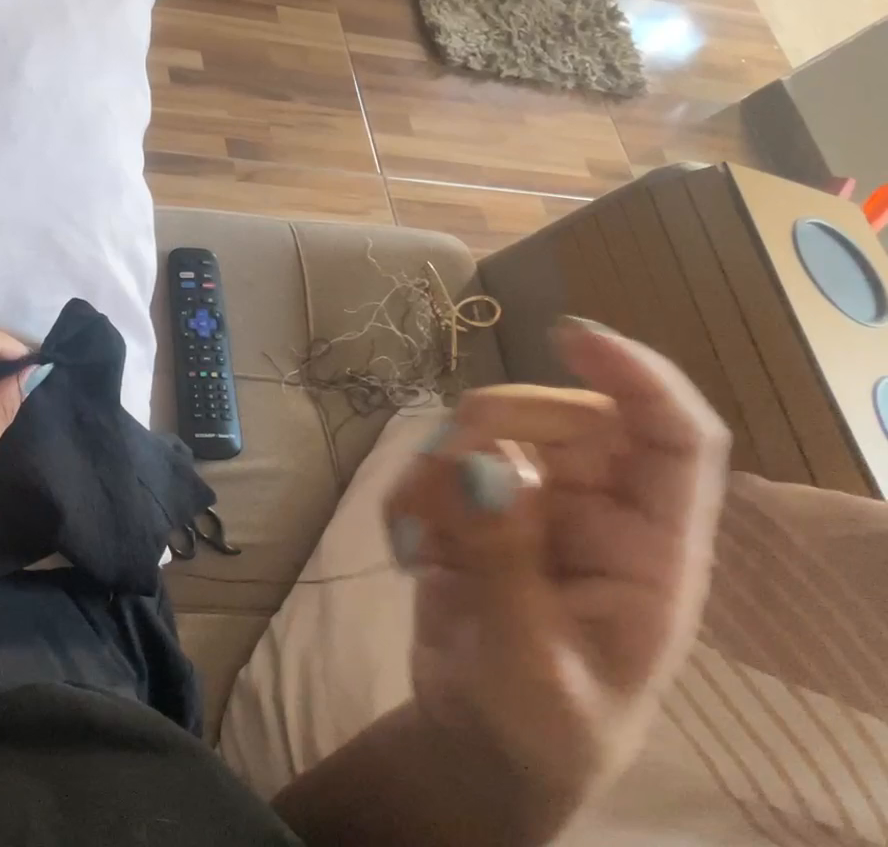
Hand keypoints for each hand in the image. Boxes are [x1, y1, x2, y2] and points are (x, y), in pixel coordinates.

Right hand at [383, 318, 730, 837]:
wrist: (477, 744)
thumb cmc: (536, 725)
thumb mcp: (528, 661)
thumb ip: (507, 560)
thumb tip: (482, 461)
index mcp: (651, 551)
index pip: (672, 440)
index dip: (637, 378)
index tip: (569, 335)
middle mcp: (594, 513)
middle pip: (556, 418)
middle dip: (491, 431)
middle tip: (442, 481)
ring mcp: (527, 510)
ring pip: (482, 435)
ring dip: (434, 473)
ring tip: (417, 539)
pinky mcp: (469, 516)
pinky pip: (432, 470)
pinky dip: (408, 497)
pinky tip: (408, 547)